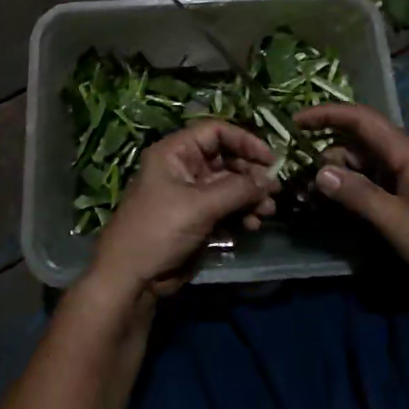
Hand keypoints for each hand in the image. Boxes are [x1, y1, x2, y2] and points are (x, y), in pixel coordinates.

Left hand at [89, 120, 280, 296]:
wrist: (133, 276)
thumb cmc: (160, 230)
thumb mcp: (200, 205)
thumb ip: (237, 189)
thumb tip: (269, 180)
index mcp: (174, 152)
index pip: (215, 132)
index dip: (244, 141)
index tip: (271, 159)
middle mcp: (183, 167)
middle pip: (225, 158)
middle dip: (251, 173)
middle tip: (274, 191)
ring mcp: (190, 193)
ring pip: (229, 184)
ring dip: (250, 195)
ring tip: (267, 211)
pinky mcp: (197, 217)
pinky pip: (225, 206)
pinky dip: (241, 212)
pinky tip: (252, 225)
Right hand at [296, 104, 408, 316]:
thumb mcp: (402, 225)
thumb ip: (359, 196)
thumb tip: (319, 171)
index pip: (361, 119)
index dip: (325, 114)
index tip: (292, 121)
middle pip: (359, 144)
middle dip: (325, 153)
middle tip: (294, 175)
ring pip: (367, 167)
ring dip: (338, 176)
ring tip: (309, 196)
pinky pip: (378, 188)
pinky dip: (355, 193)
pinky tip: (336, 209)